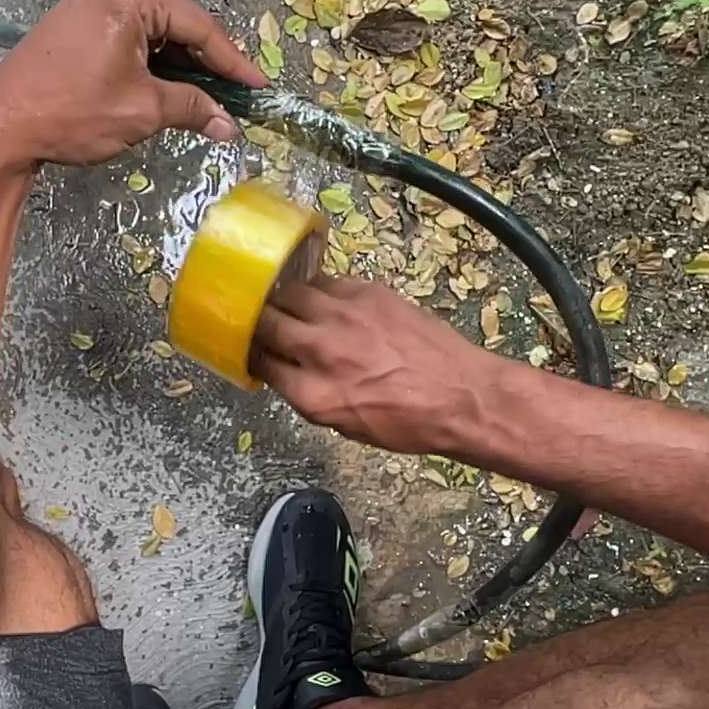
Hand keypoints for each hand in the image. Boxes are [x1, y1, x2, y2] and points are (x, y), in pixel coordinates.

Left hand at [0, 0, 266, 172]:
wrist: (2, 127)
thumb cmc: (73, 112)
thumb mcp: (142, 110)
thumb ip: (192, 109)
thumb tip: (228, 125)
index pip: (198, 27)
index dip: (233, 62)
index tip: (258, 86)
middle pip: (178, 26)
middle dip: (207, 66)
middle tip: (235, 98)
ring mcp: (92, 1)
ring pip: (155, 34)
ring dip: (181, 69)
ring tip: (207, 102)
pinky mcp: (79, 23)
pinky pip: (131, 38)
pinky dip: (154, 66)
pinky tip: (170, 91)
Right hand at [251, 278, 497, 455]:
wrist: (462, 396)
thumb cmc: (407, 422)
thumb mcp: (345, 426)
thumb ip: (305, 395)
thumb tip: (283, 369)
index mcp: (314, 395)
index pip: (259, 364)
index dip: (247, 355)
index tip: (246, 350)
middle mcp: (321, 350)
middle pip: (265, 323)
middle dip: (255, 322)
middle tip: (258, 324)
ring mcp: (344, 316)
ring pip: (289, 293)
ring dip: (282, 301)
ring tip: (288, 307)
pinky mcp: (367, 293)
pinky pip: (325, 282)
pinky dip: (316, 292)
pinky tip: (323, 302)